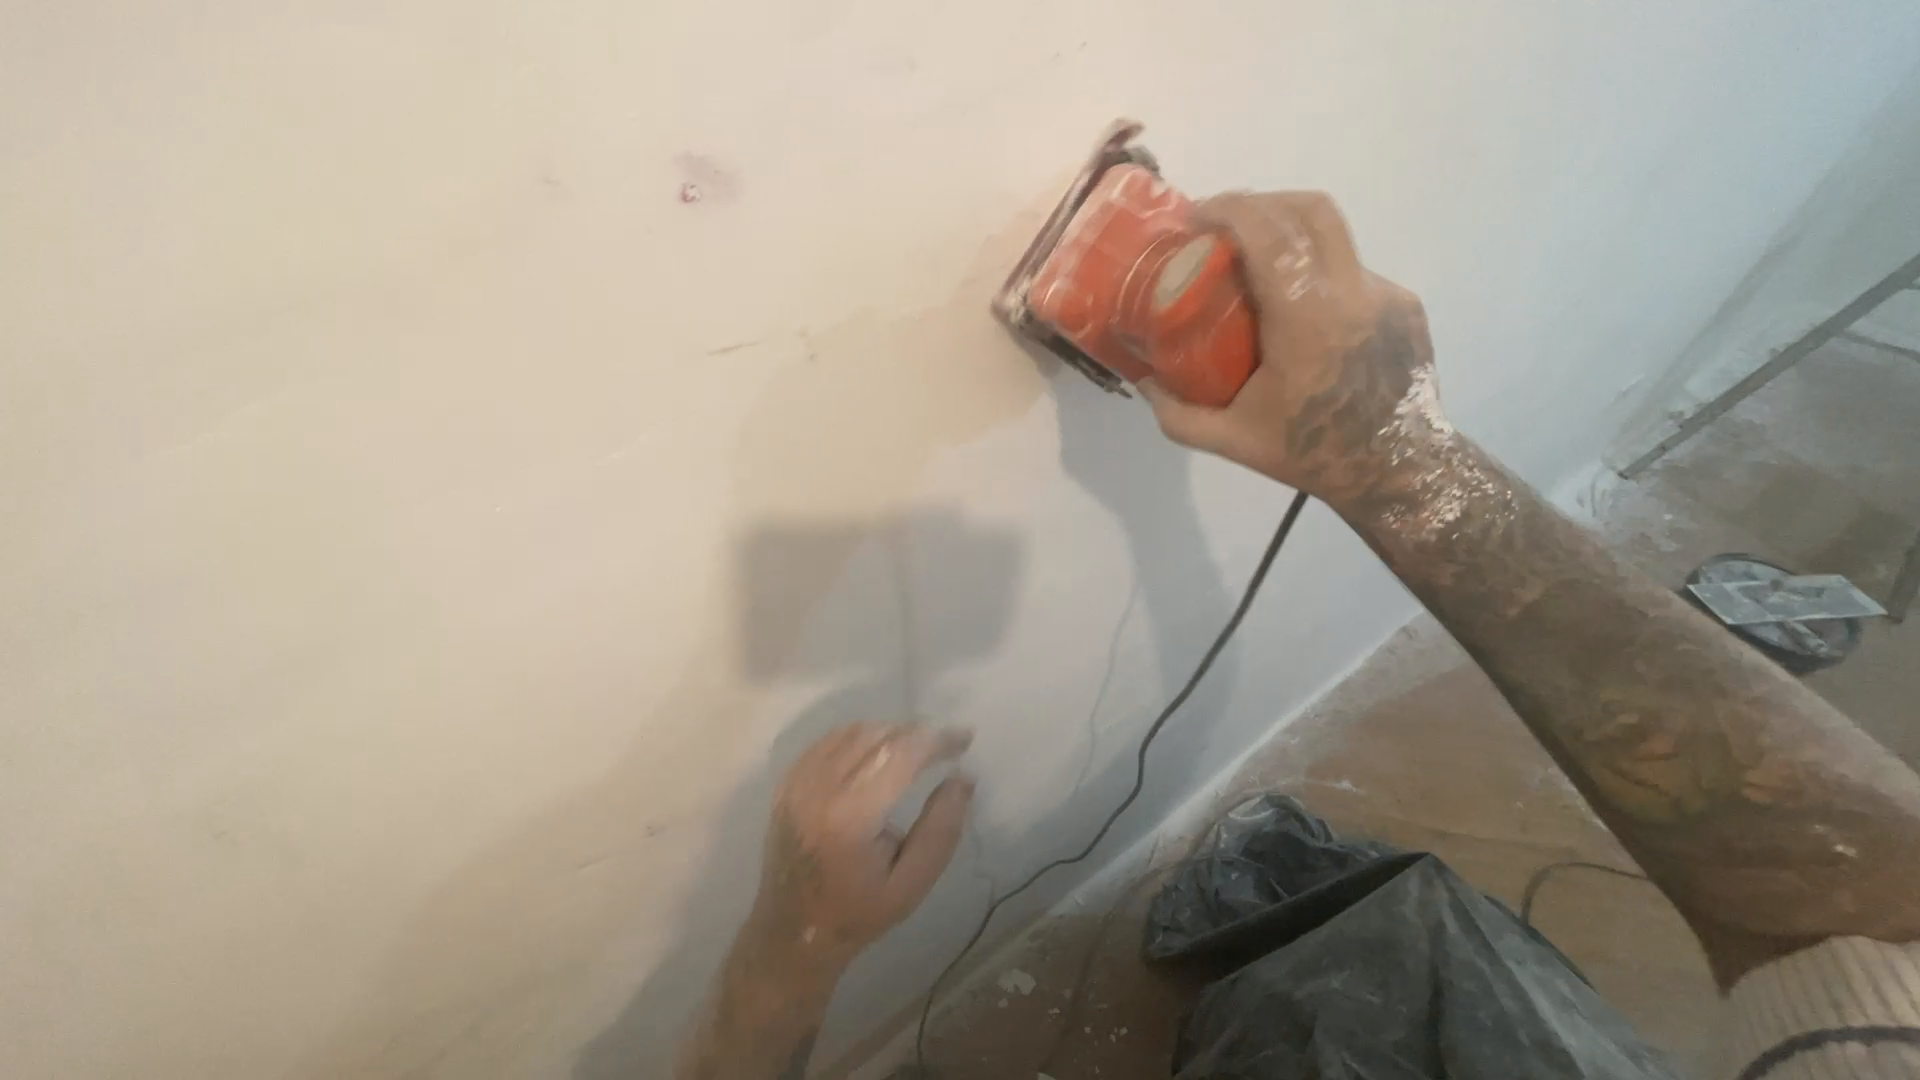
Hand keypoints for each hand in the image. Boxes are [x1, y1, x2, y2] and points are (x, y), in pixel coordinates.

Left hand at [749, 724, 974, 969]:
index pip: (900, 754)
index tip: (965, 738)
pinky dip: (859, 737)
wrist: (791, 932)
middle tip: (945, 745)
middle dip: (917, 733)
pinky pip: (829, 740)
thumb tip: (963, 778)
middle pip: (878, 736)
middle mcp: (820, 789)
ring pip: (853, 731)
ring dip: (890, 732)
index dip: (937, 740)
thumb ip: (940, 830)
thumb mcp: (911, 884)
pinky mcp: (787, 782)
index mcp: (851, 817)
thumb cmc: (857, 913)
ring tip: (916, 749)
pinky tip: (878, 751)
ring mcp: (798, 782)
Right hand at [1139, 192, 1444, 509]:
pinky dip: (1316, 275)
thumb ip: (1177, 414)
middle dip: (1261, 203)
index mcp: (1308, 322)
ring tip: (1258, 265)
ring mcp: (1384, 295)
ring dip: (1290, 236)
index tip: (1197, 215)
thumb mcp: (1231, 441)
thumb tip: (1143, 380)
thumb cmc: (1310, 455)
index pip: (1271, 236)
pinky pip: (1351, 272)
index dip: (1231, 210)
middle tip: (1222, 225)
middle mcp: (1353, 294)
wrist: (1397, 469)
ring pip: (1334, 238)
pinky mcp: (1404, 305)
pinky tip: (1300, 313)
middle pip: (1311, 210)